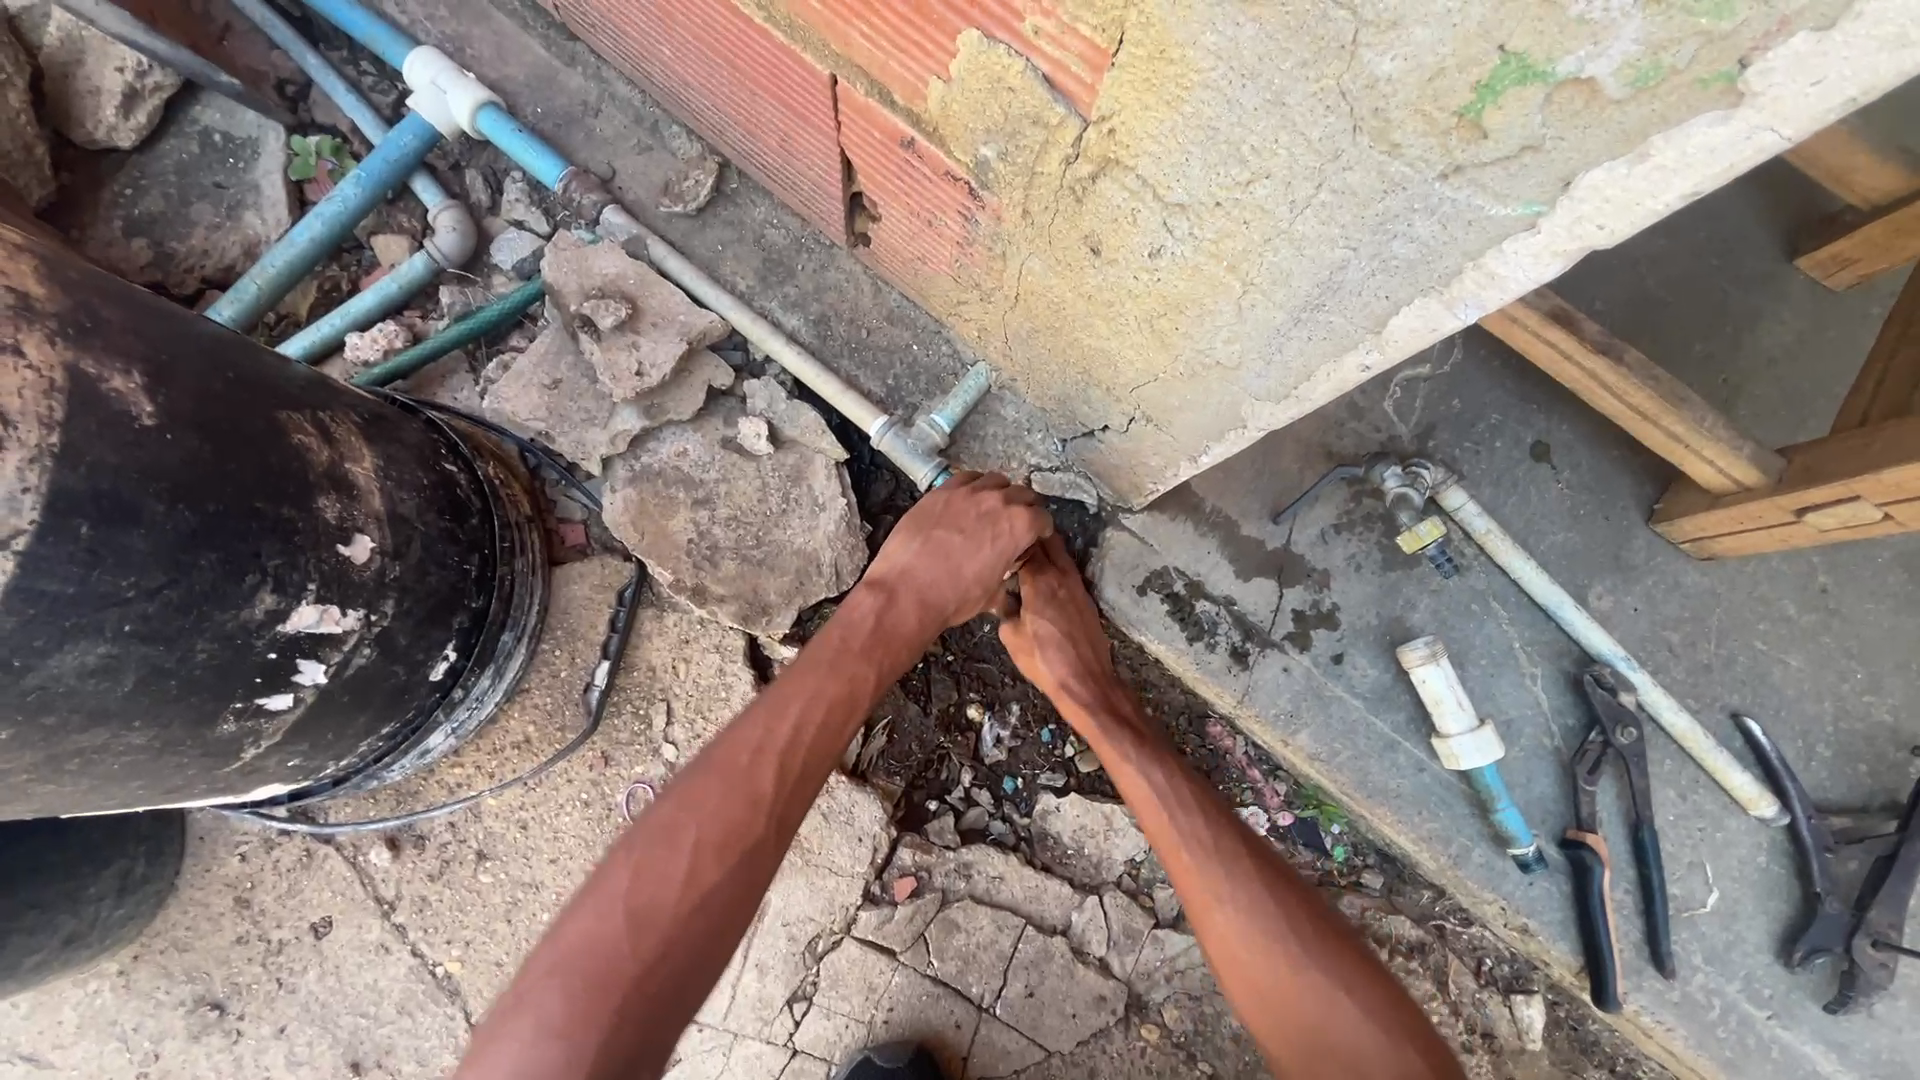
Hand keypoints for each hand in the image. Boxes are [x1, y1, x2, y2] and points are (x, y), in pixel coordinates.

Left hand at [858, 472, 1053, 636]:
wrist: (907, 590)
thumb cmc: (953, 598)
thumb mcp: (992, 592)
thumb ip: (1005, 571)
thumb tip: (1003, 569)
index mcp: (1019, 526)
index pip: (1042, 518)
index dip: (1041, 528)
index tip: (1036, 535)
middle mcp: (998, 501)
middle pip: (1022, 493)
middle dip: (1024, 507)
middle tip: (1016, 521)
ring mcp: (967, 492)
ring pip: (995, 480)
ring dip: (999, 492)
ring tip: (992, 507)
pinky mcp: (941, 491)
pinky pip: (965, 478)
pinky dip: (972, 486)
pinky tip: (966, 500)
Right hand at [996, 533, 1121, 715]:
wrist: (1086, 681)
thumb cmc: (1043, 659)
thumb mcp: (1011, 636)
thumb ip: (1005, 609)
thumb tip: (1005, 598)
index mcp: (1040, 579)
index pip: (1024, 545)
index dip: (1010, 540)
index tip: (997, 541)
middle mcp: (1062, 574)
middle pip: (1048, 541)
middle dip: (1030, 535)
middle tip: (1011, 539)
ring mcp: (1078, 585)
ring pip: (1061, 554)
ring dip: (1045, 550)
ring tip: (1025, 556)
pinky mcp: (1087, 598)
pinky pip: (1068, 572)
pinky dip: (1055, 568)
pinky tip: (1043, 580)